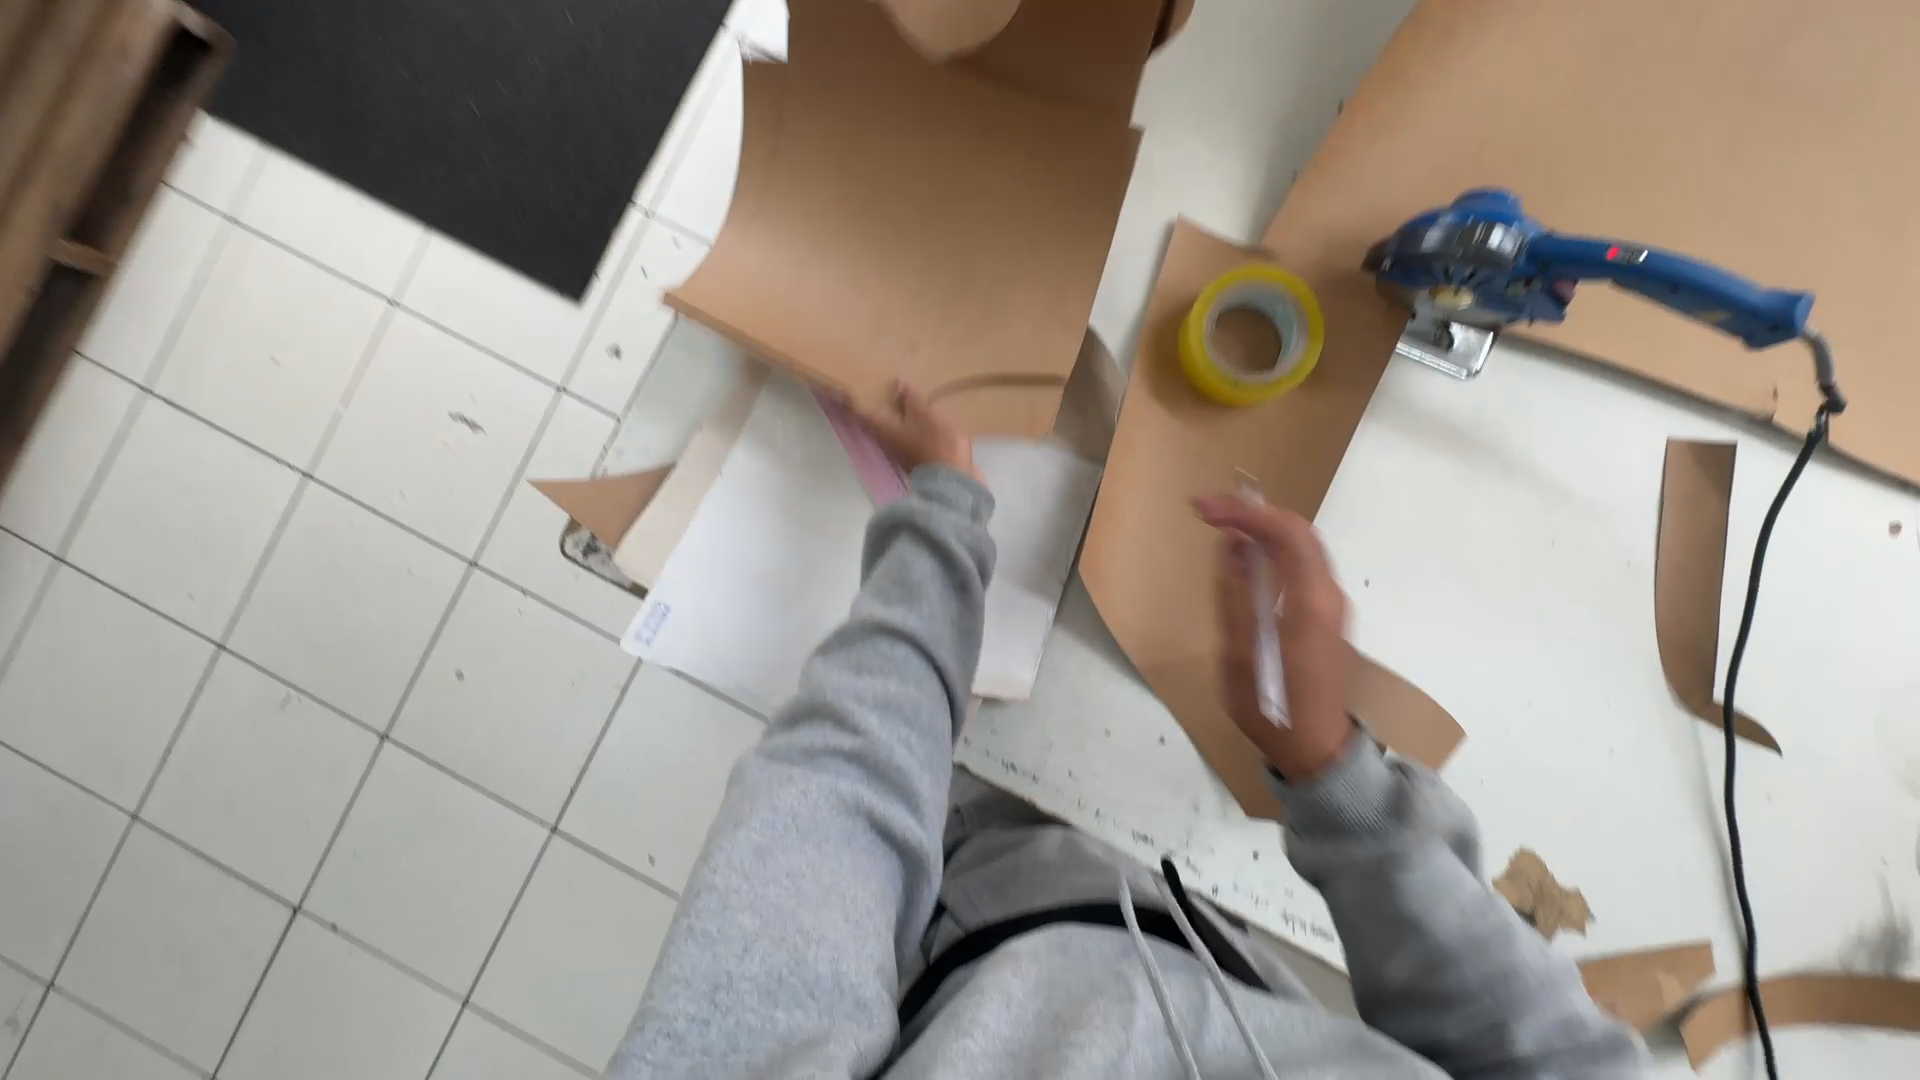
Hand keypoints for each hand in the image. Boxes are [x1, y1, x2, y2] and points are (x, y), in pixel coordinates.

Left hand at [852, 379, 980, 481]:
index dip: (856, 398)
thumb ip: (911, 399)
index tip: (854, 386)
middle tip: (882, 385)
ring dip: (898, 414)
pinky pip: (909, 436)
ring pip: (894, 428)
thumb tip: (897, 382)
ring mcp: (901, 452)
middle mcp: (887, 441)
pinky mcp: (917, 458)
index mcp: (883, 429)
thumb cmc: (935, 445)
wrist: (953, 482)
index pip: (861, 411)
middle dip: (879, 404)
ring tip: (905, 396)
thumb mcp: (924, 415)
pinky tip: (923, 416)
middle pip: (877, 419)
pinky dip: (912, 425)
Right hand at [1193, 493, 1357, 780]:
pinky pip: (1301, 564)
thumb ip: (1235, 597)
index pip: (1286, 533)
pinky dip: (1272, 548)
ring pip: (1301, 545)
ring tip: (1221, 525)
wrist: (1316, 749)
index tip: (1203, 510)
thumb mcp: (1238, 656)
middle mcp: (1329, 595)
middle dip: (1251, 512)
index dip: (1245, 512)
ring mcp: (1332, 605)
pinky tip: (1245, 554)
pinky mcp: (1326, 614)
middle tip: (1207, 511)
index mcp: (1309, 604)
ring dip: (1262, 527)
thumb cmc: (1271, 709)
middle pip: (1297, 532)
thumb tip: (1232, 547)